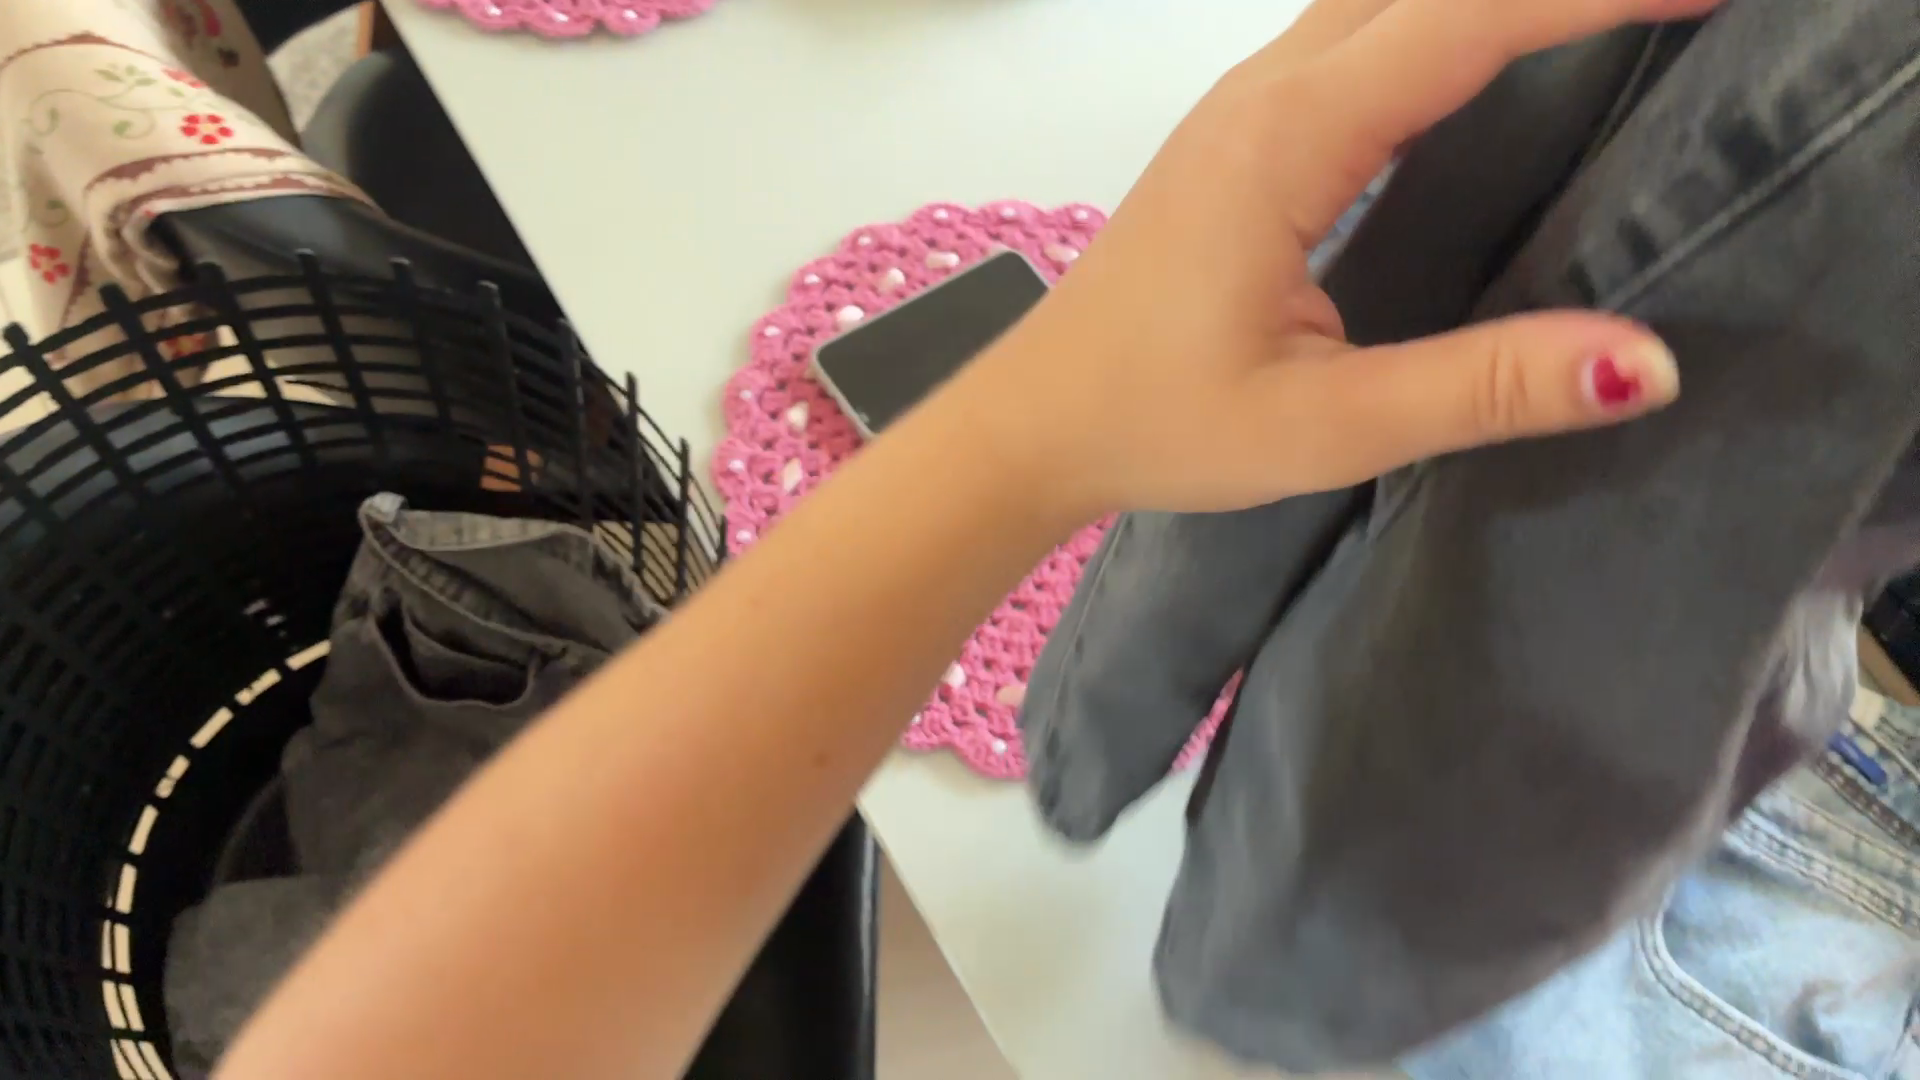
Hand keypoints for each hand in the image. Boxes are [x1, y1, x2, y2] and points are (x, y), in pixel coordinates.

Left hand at [964, 0, 1714, 515]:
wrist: (1030, 426)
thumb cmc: (1147, 426)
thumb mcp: (1317, 426)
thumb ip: (1473, 389)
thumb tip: (1643, 362)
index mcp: (1285, 143)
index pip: (1476, 13)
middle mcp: (1253, 103)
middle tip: (1669, 2)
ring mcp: (1224, 124)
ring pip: (1370, 4)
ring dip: (1473, 0)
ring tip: (1584, 20)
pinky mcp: (1214, 159)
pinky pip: (1332, 55)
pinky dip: (1416, 35)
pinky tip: (1460, 70)